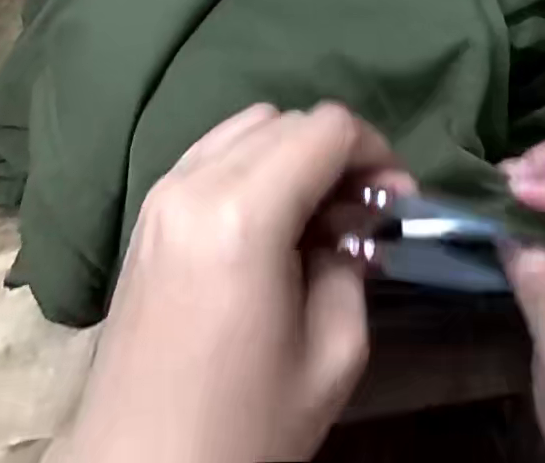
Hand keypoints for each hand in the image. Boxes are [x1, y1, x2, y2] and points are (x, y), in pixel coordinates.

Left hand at [50, 102, 413, 462]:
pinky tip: (270, 209)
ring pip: (246, 125)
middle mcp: (195, 181)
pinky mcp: (148, 205)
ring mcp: (163, 188)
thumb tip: (355, 217)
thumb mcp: (330, 354)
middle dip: (337, 150)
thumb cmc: (244, 424)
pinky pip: (212, 149)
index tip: (395, 196)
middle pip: (286, 119)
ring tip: (318, 207)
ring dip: (294, 149)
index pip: (324, 129)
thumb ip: (350, 263)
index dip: (373, 148)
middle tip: (365, 206)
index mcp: (242, 214)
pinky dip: (253, 158)